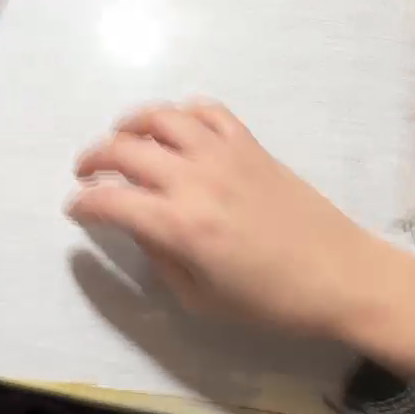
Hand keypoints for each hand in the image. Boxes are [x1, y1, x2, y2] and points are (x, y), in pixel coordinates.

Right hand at [67, 102, 414, 381]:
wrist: (340, 276)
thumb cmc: (269, 302)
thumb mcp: (200, 297)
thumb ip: (159, 256)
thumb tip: (136, 224)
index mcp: (179, 225)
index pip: (111, 202)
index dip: (83, 204)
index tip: (74, 208)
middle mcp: (195, 179)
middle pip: (124, 150)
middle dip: (93, 159)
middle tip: (85, 174)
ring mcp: (224, 154)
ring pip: (162, 118)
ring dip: (130, 124)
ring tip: (121, 139)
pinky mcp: (250, 144)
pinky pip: (208, 111)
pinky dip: (183, 113)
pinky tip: (175, 129)